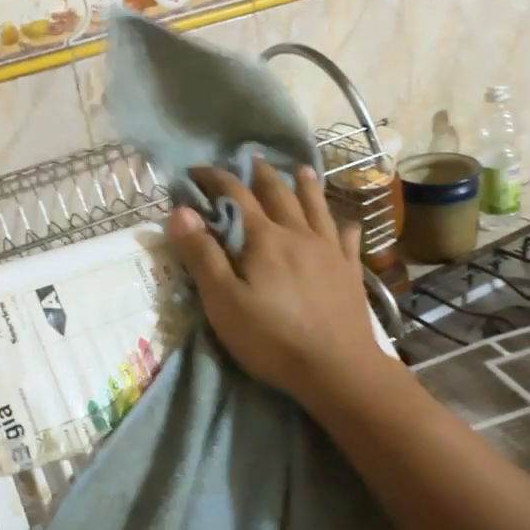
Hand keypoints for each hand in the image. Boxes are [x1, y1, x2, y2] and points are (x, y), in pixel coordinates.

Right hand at [162, 160, 379, 399]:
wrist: (338, 369)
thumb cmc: (272, 339)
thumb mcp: (223, 302)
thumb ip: (202, 255)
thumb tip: (180, 211)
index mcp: (264, 238)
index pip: (236, 195)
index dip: (215, 178)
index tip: (197, 170)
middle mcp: (298, 234)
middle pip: (278, 193)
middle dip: (260, 174)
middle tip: (250, 159)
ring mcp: (329, 251)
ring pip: (316, 207)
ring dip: (306, 186)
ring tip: (301, 169)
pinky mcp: (350, 272)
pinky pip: (347, 239)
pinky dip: (343, 225)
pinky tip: (345, 223)